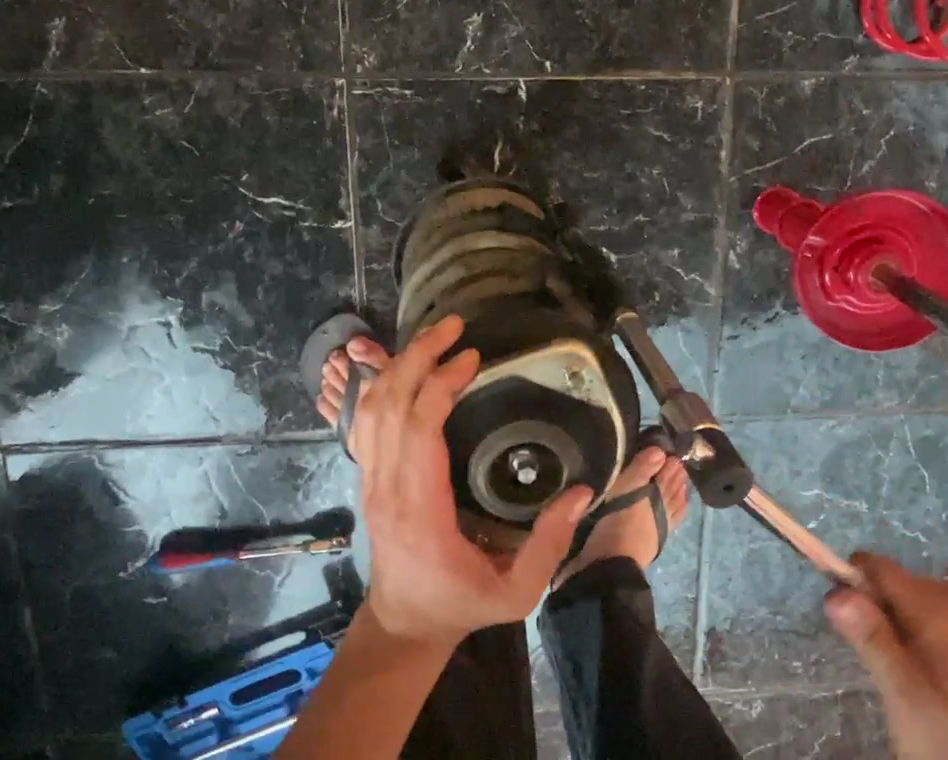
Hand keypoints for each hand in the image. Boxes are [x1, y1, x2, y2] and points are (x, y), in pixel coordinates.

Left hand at [351, 315, 592, 646]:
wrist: (404, 623)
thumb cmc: (460, 604)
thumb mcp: (516, 592)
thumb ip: (550, 546)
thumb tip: (582, 493)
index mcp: (420, 508)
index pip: (418, 429)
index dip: (440, 384)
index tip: (471, 358)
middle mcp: (387, 486)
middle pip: (389, 405)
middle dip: (417, 356)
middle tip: (452, 326)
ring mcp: (371, 480)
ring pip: (370, 408)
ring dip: (397, 364)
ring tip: (432, 336)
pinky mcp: (368, 476)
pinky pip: (365, 420)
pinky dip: (382, 384)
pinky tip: (404, 365)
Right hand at [824, 553, 947, 759]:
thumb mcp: (902, 693)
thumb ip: (871, 639)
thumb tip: (834, 593)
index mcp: (941, 603)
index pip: (875, 567)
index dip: (853, 591)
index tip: (851, 632)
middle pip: (888, 583)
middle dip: (874, 616)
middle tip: (883, 666)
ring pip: (901, 600)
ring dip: (890, 629)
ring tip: (903, 675)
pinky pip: (920, 614)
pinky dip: (909, 637)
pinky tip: (920, 673)